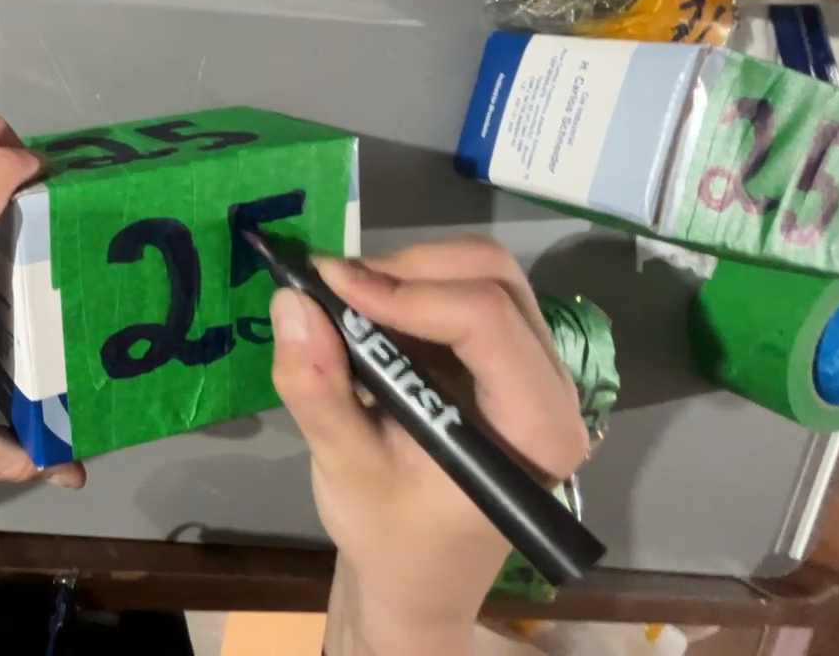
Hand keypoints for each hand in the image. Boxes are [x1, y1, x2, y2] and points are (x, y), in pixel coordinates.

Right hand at [269, 237, 588, 654]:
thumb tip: (290, 301)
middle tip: (334, 288)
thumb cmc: (390, 534)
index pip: (488, 321)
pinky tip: (362, 310)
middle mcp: (548, 386)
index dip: (407, 292)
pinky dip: (405, 280)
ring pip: (482, 270)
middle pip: (493, 278)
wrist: (413, 569)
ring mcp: (525, 365)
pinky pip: (461, 286)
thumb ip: (318, 391)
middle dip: (407, 269)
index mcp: (534, 427)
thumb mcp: (343, 469)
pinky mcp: (494, 355)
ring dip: (405, 269)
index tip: (328, 287)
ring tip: (343, 298)